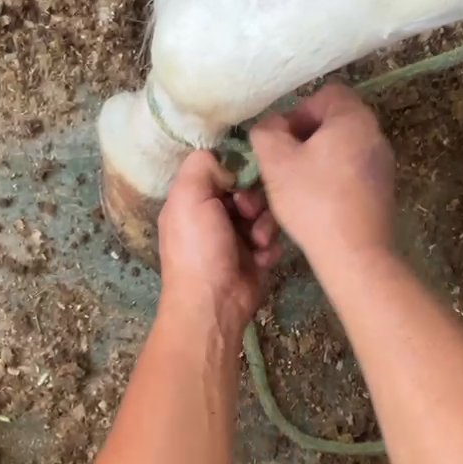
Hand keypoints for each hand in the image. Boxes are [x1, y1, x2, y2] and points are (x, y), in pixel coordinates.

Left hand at [156, 151, 283, 336]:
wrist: (214, 303)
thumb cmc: (198, 249)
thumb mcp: (189, 197)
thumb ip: (202, 166)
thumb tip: (224, 160)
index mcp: (191, 199)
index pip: (221, 169)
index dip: (236, 169)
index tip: (243, 177)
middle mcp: (212, 216)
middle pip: (247, 189)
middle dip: (253, 199)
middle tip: (249, 212)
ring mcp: (235, 237)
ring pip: (264, 213)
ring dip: (265, 225)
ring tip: (258, 241)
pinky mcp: (256, 257)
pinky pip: (273, 239)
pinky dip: (270, 247)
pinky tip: (262, 257)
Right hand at [247, 82, 395, 270]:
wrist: (354, 254)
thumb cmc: (313, 201)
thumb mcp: (276, 162)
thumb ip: (266, 133)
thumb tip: (271, 127)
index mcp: (354, 118)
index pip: (326, 94)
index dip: (298, 112)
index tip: (282, 141)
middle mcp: (375, 135)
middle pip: (332, 124)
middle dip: (302, 141)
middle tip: (282, 165)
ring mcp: (382, 165)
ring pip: (339, 152)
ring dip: (313, 164)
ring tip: (294, 187)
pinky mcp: (381, 191)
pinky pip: (349, 174)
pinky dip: (330, 182)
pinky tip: (314, 204)